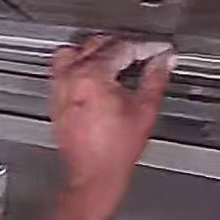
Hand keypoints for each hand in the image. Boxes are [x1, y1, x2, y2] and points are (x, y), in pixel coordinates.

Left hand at [49, 35, 173, 208]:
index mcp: (93, 76)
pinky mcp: (55, 97)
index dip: (146, 46)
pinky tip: (94, 70)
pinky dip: (79, 61)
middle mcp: (71, 77)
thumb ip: (155, 78)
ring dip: (99, 48)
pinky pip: (63, 66)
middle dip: (125, 44)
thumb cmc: (115, 151)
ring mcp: (60, 86)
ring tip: (118, 56)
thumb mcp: (145, 110)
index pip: (123, 47)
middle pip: (99, 43)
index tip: (159, 49)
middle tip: (145, 52)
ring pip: (77, 49)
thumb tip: (163, 60)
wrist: (94, 176)